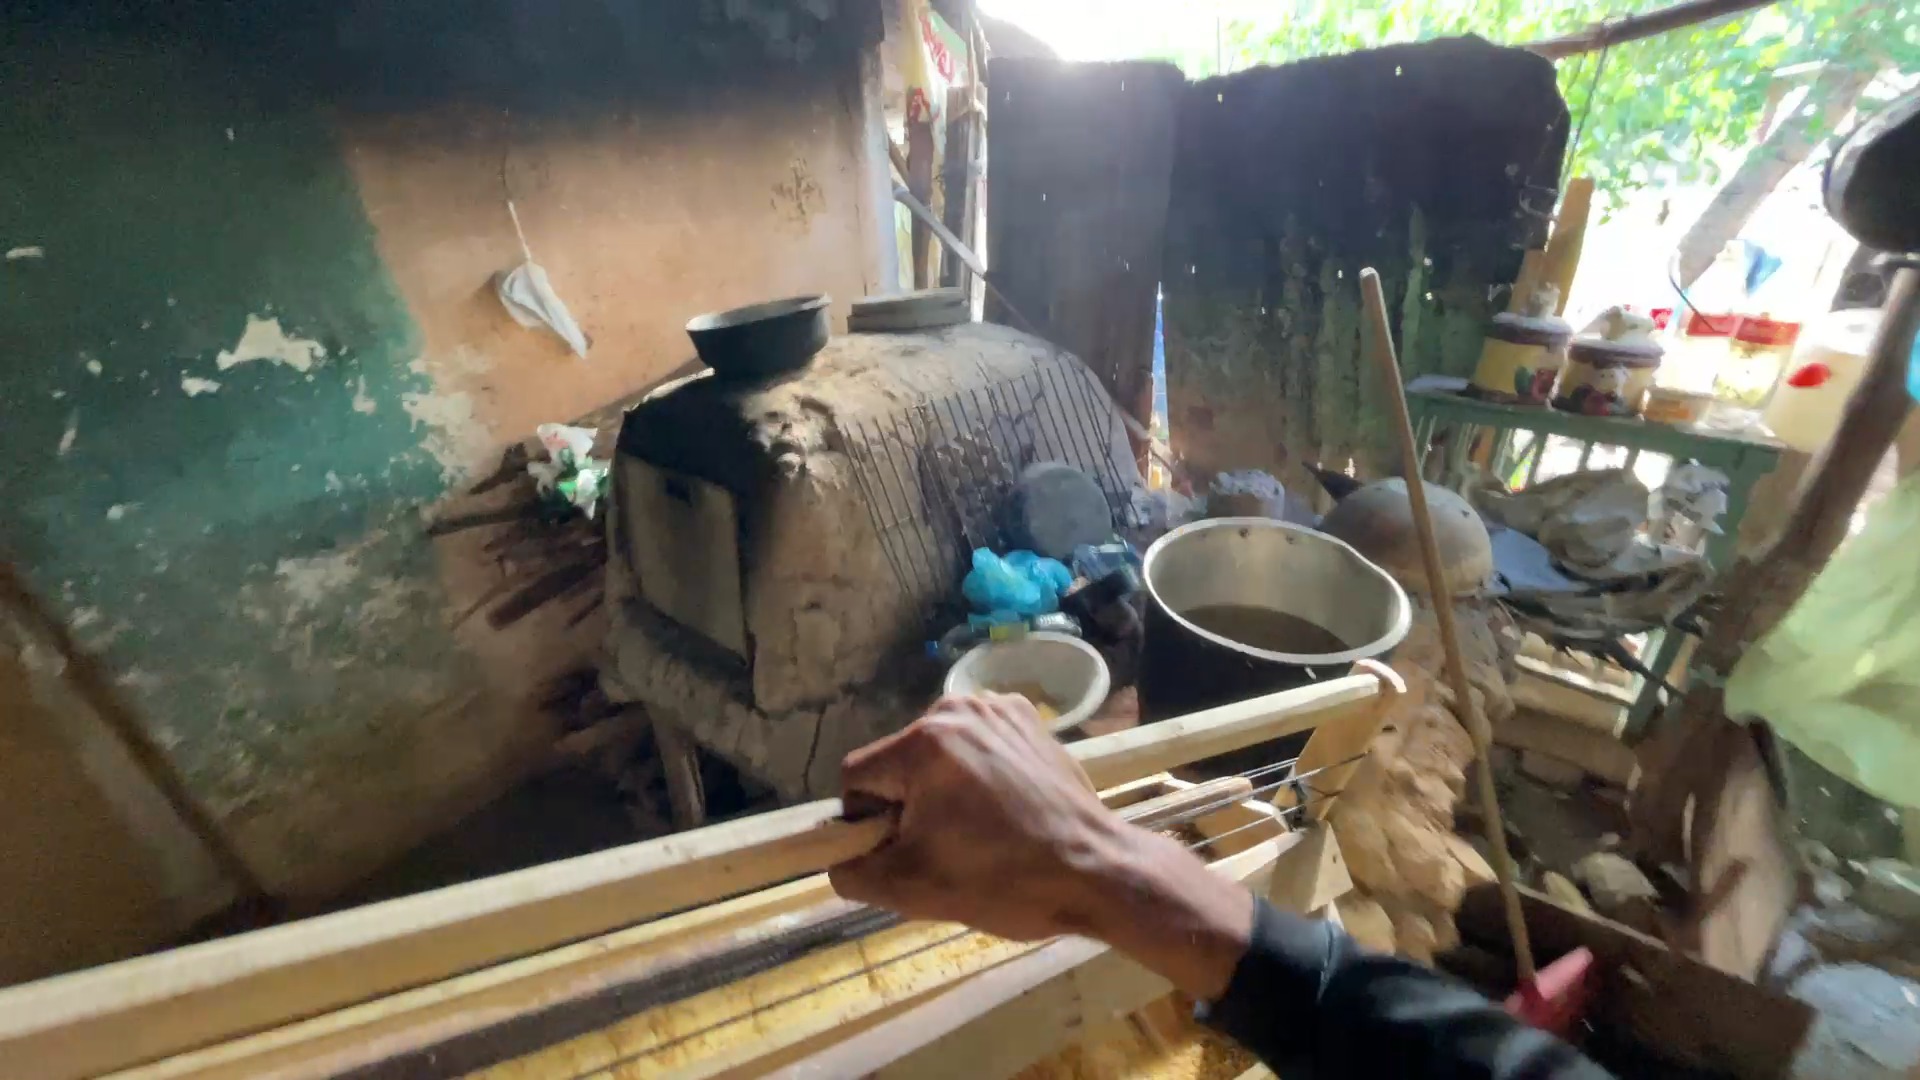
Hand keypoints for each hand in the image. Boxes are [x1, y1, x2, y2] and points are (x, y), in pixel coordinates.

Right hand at [828, 693, 1120, 940]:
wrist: (1095, 869)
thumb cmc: (1000, 879)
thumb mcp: (910, 888)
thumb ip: (853, 869)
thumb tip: (840, 852)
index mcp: (923, 741)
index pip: (857, 776)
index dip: (867, 820)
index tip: (903, 849)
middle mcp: (956, 708)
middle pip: (899, 760)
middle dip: (907, 801)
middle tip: (946, 843)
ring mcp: (997, 706)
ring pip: (938, 750)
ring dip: (942, 784)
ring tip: (980, 824)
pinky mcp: (1027, 716)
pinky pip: (977, 740)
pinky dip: (978, 768)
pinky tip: (1006, 800)